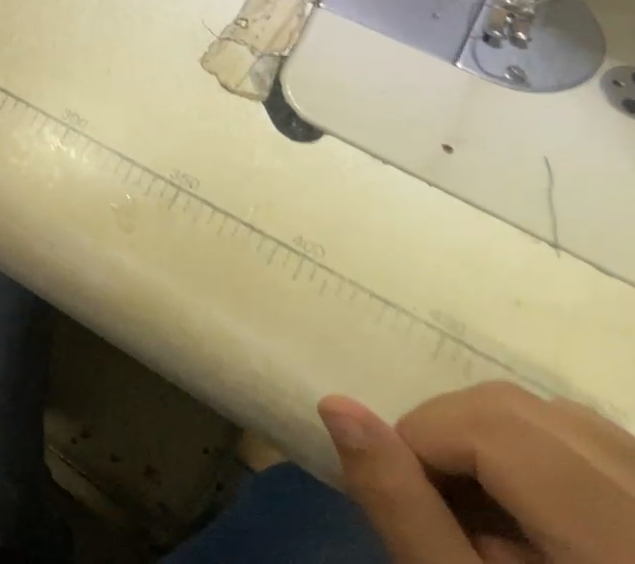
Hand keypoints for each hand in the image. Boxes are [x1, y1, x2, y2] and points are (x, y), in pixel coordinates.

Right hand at [320, 383, 634, 562]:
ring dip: (490, 436)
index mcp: (610, 539)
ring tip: (483, 507)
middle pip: (518, 407)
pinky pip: (592, 435)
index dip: (418, 442)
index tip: (406, 497)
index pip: (488, 428)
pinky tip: (530, 506)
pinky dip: (538, 449)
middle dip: (447, 432)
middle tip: (437, 500)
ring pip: (556, 412)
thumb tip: (336, 405)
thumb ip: (398, 502)